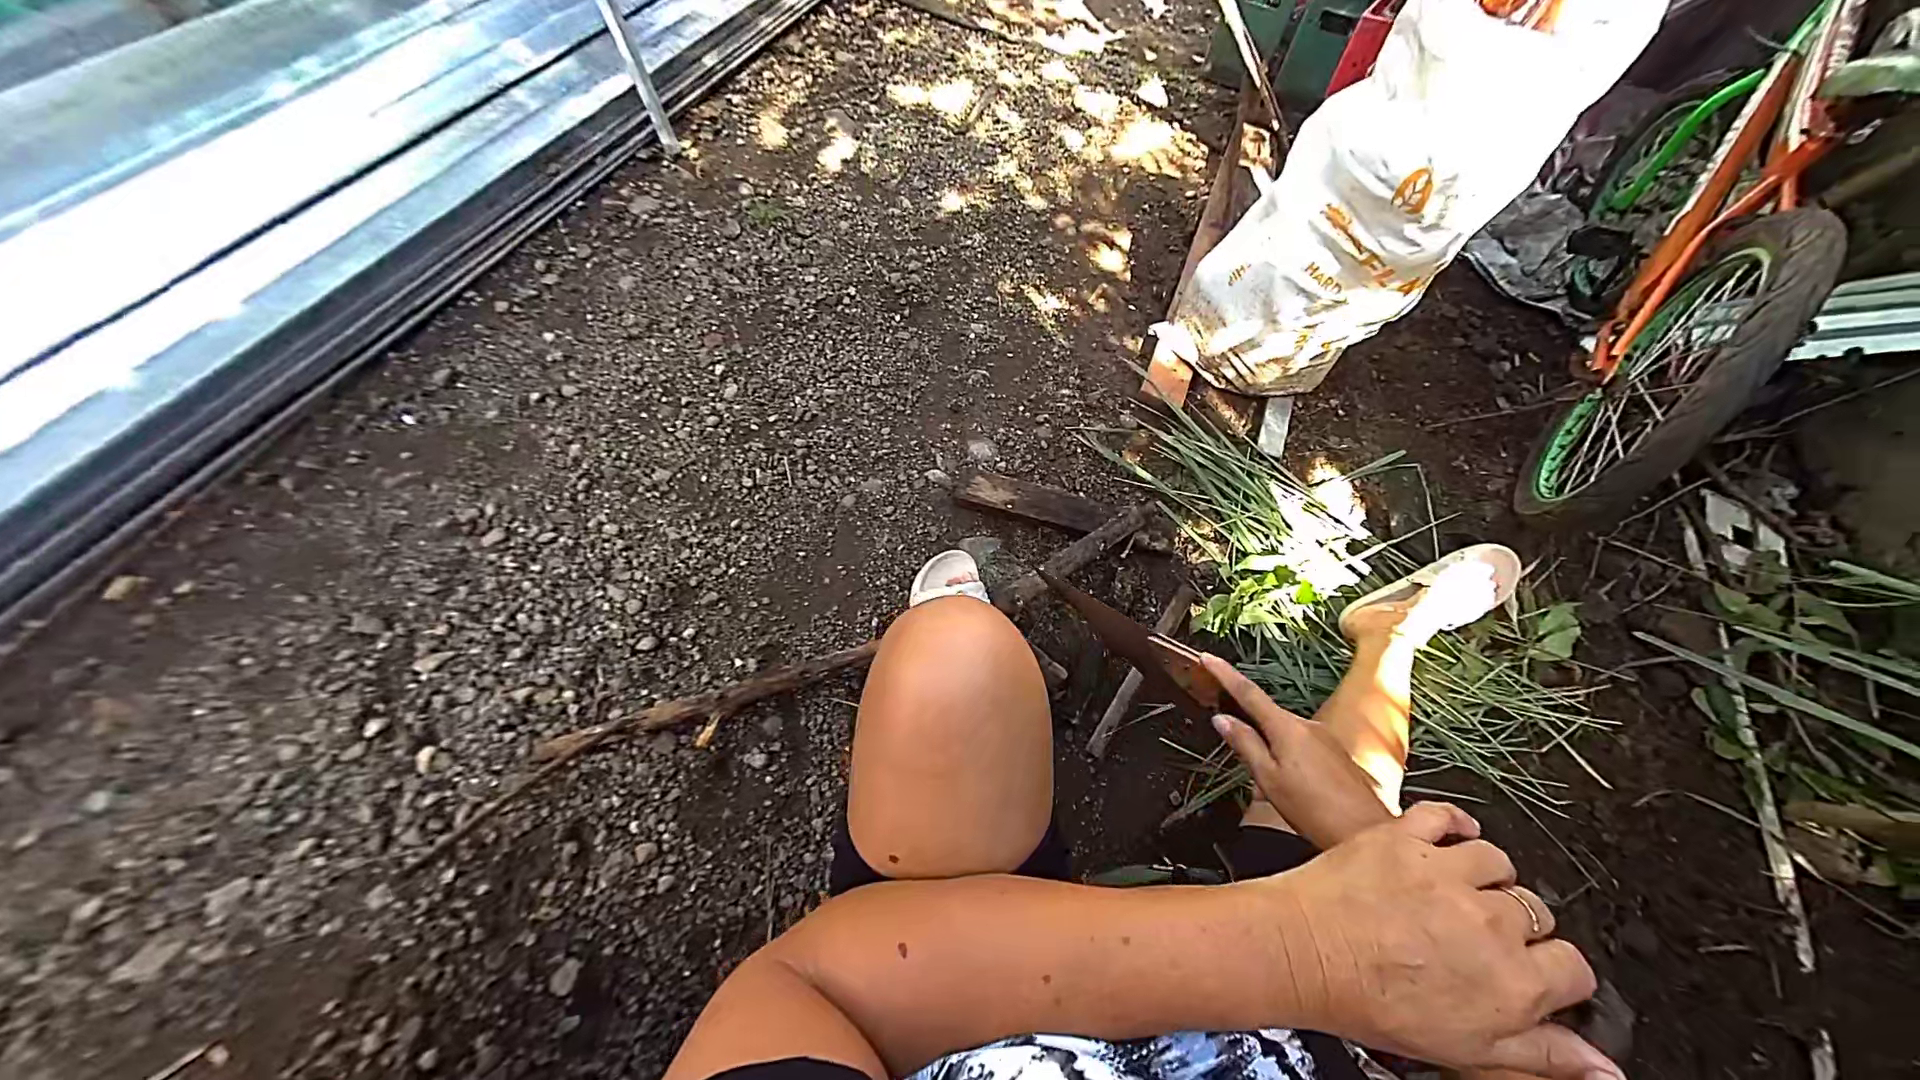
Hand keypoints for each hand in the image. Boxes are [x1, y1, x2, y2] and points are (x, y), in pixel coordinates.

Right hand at [1200, 654, 1392, 847]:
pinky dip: (1286, 751)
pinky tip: (1289, 779)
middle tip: (1232, 740)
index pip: (1247, 692)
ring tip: (1266, 777)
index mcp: (1287, 728)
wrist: (1367, 834)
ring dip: (1268, 742)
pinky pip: (1300, 741)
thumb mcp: (1268, 778)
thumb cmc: (1313, 810)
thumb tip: (1222, 719)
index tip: (1206, 657)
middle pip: (1266, 712)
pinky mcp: (1335, 752)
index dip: (1224, 673)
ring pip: (1284, 730)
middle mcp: (1308, 725)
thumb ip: (1244, 744)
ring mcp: (1325, 737)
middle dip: (1247, 721)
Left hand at [1266, 803, 1619, 1079]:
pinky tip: (1453, 831)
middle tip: (1479, 929)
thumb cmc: (1369, 999)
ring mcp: (1443, 872)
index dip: (1551, 969)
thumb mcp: (1466, 1050)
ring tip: (1460, 886)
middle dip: (1514, 922)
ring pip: (1494, 860)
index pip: (1573, 967)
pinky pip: (1443, 815)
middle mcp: (1487, 921)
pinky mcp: (1401, 837)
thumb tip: (1603, 1069)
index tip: (1530, 966)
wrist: (1304, 951)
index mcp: (1512, 980)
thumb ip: (1542, 1054)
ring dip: (1484, 872)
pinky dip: (1453, 820)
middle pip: (1533, 911)